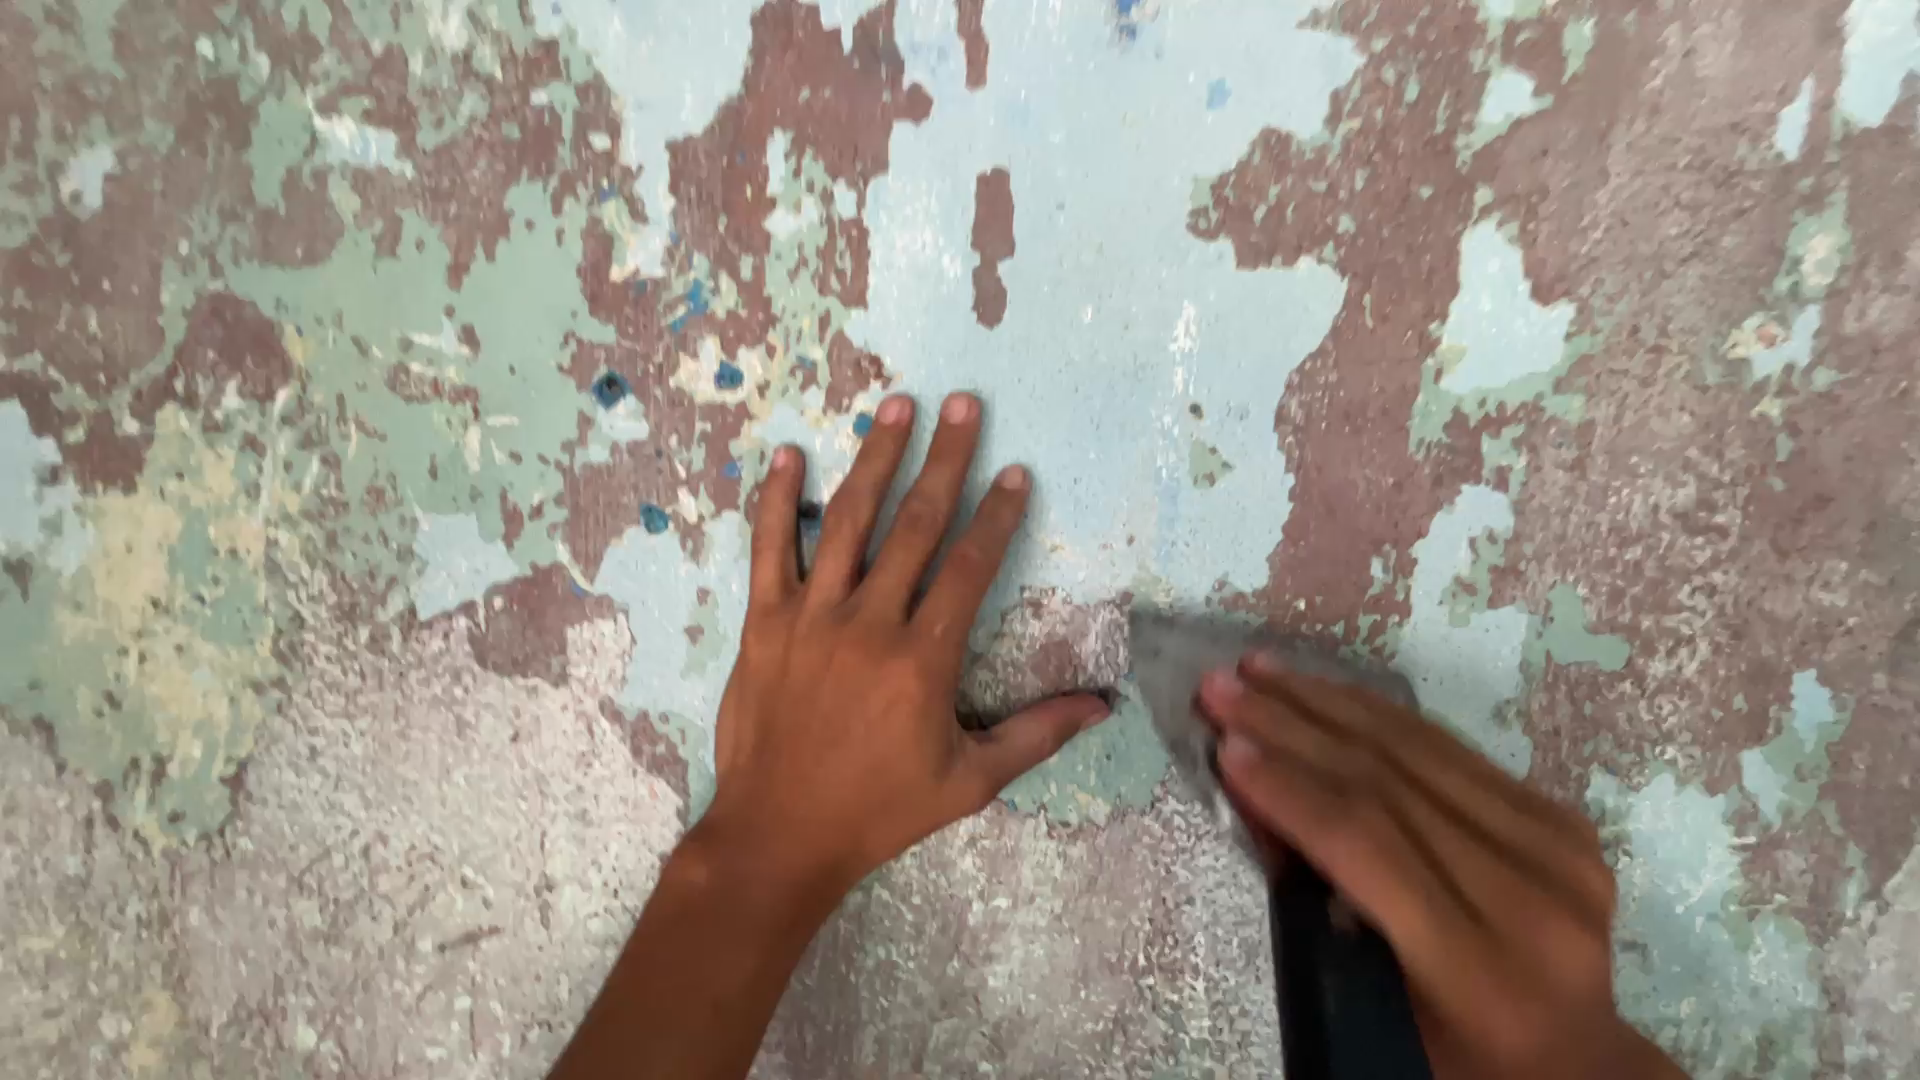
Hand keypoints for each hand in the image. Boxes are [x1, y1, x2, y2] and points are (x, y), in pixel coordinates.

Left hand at [695, 391, 1111, 898]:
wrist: (779, 834)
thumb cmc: (880, 810)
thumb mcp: (970, 782)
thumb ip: (1037, 736)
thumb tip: (1103, 706)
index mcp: (923, 658)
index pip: (970, 568)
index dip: (997, 516)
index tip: (1015, 472)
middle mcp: (869, 622)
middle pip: (915, 525)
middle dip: (945, 460)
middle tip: (963, 404)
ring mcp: (811, 616)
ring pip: (848, 522)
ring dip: (874, 459)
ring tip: (896, 407)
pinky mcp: (765, 621)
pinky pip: (769, 549)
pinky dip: (776, 501)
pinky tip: (788, 455)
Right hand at [1195, 656, 1685, 1079]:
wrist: (1571, 1054)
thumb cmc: (1443, 1045)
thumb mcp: (1366, 991)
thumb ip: (1311, 890)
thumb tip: (1250, 787)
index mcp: (1481, 970)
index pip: (1365, 845)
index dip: (1289, 787)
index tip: (1223, 746)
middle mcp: (1530, 898)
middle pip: (1385, 782)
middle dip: (1288, 725)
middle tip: (1220, 689)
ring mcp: (1555, 848)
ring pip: (1412, 748)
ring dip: (1320, 701)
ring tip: (1256, 670)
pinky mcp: (1558, 815)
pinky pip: (1442, 744)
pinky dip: (1368, 709)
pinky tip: (1317, 686)